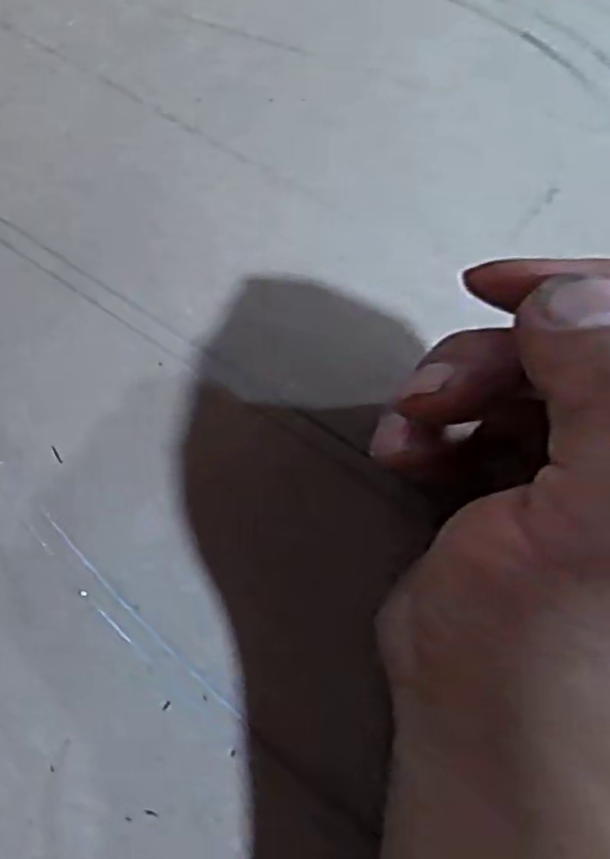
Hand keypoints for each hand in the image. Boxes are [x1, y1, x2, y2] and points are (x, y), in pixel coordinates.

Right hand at [371, 260, 609, 856]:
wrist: (499, 712)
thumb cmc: (569, 639)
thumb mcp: (600, 518)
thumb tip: (568, 298)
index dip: (596, 293)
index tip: (495, 284)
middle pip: (592, 354)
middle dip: (493, 361)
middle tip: (427, 398)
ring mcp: (608, 480)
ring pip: (532, 383)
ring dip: (449, 396)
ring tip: (409, 437)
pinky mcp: (542, 494)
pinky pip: (490, 422)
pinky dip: (437, 426)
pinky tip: (414, 456)